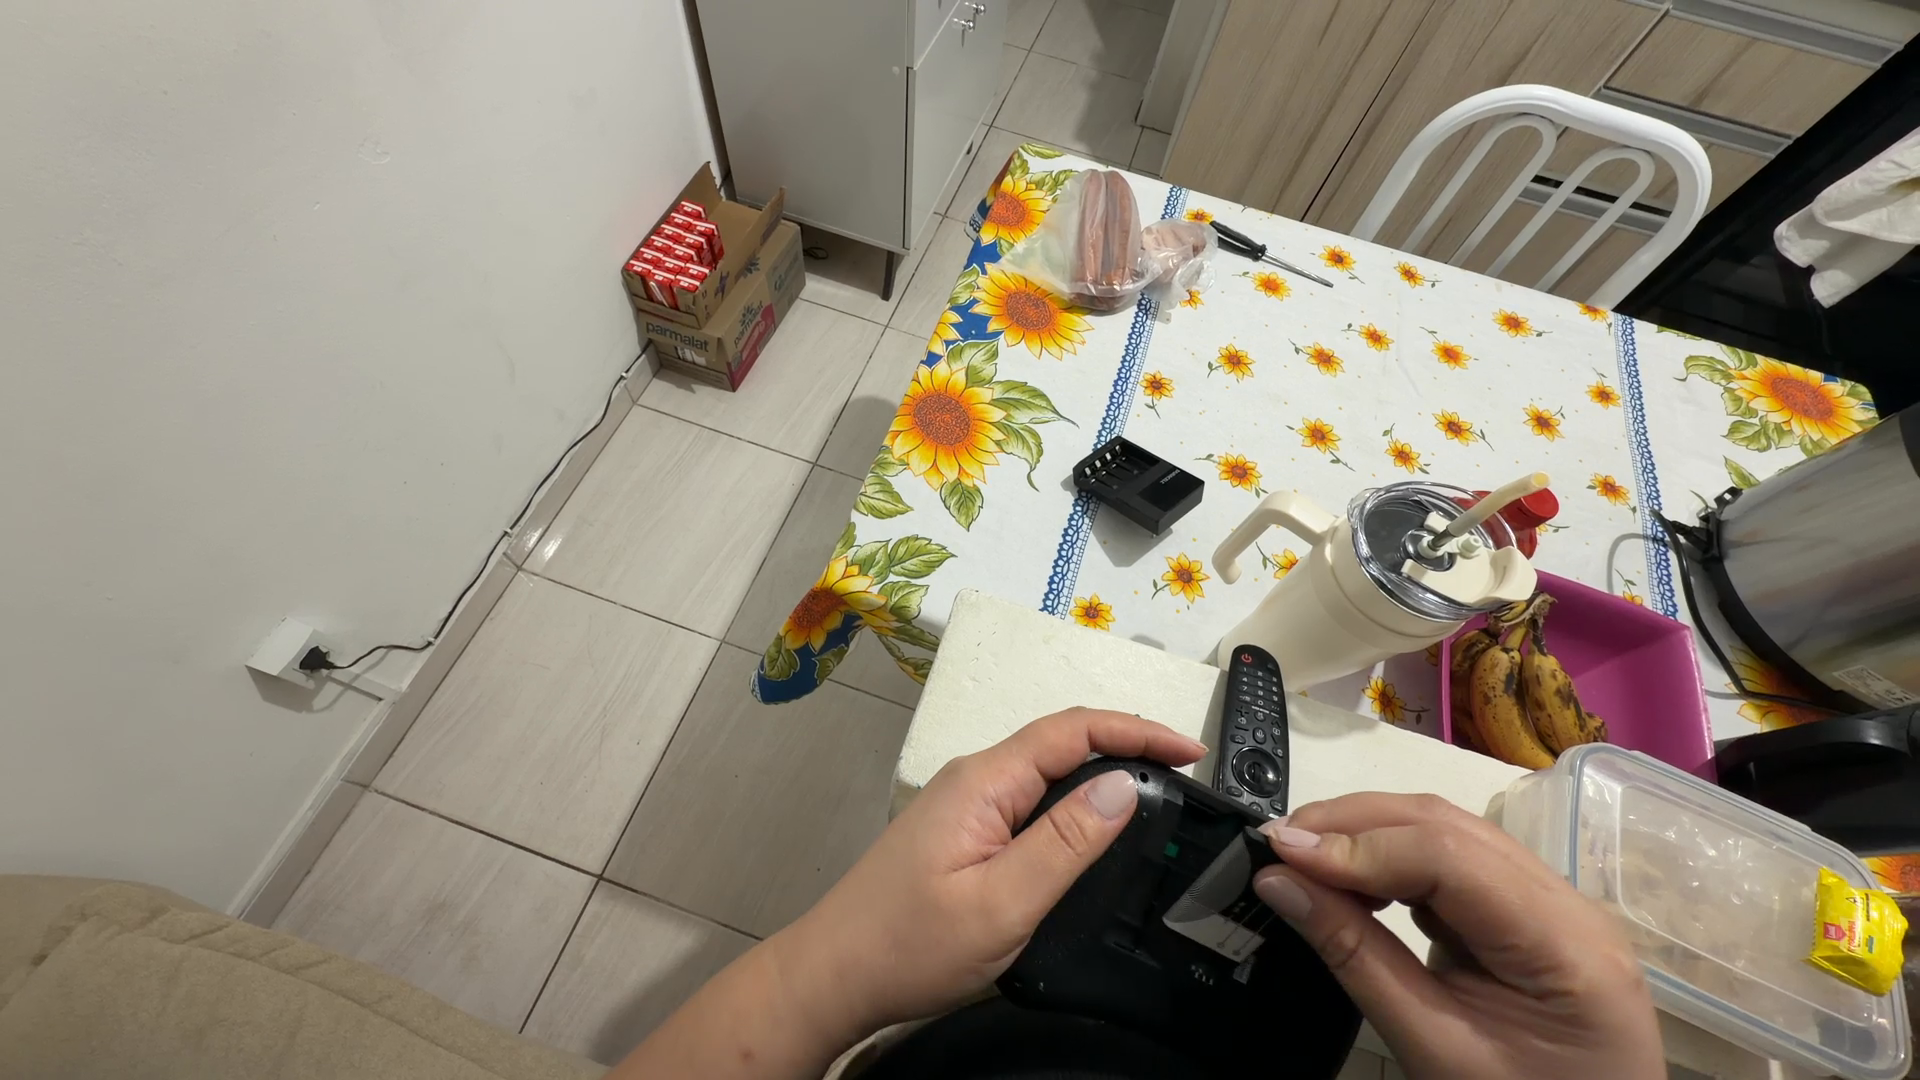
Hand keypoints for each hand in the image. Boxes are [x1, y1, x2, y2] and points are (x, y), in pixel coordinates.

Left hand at [773, 707, 1206, 1038]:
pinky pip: (1030, 797)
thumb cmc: (911, 944)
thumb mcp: (1000, 902)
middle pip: (1060, 741)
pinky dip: (1073, 799)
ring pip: (1046, 769)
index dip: (1135, 730)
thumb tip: (1124, 784)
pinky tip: (1095, 824)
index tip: (1190, 750)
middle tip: (1182, 773)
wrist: (835, 973)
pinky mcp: (966, 827)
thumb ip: (1064, 842)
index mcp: (984, 780)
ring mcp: (968, 801)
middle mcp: (976, 776)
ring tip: (1155, 792)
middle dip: (1125, 744)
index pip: (1071, 731)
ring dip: (1101, 771)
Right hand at [1251, 793, 1662, 1079]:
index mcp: (1566, 948)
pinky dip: (1384, 854)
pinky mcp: (1518, 904)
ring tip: (1304, 856)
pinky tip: (1350, 876)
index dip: (1357, 845)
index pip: (1448, 858)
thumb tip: (1274, 879)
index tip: (1280, 852)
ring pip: (1440, 827)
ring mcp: (1548, 899)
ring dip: (1363, 831)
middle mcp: (1568, 904)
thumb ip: (1352, 954)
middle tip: (1279, 844)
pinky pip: (1443, 853)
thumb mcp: (1430, 1046)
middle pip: (1444, 825)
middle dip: (1351, 824)